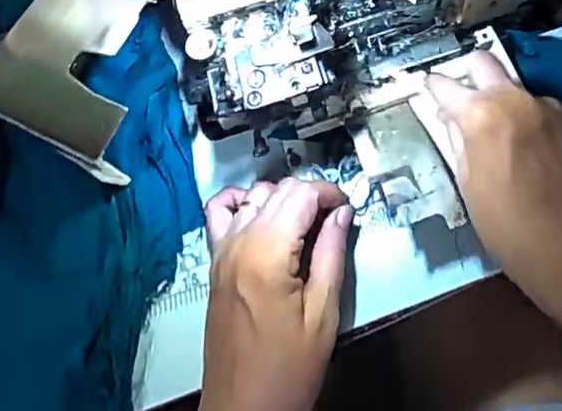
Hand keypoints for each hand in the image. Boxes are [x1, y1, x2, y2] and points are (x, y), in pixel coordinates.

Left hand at [201, 177, 353, 410]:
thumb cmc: (288, 371)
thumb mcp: (322, 316)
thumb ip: (332, 254)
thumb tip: (342, 212)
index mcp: (267, 252)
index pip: (301, 194)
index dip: (329, 193)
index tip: (347, 208)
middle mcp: (240, 240)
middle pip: (279, 190)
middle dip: (311, 195)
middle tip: (334, 218)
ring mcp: (222, 249)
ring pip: (255, 195)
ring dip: (283, 198)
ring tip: (307, 222)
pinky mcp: (213, 261)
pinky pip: (219, 211)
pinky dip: (241, 201)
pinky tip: (261, 213)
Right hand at [425, 50, 561, 317]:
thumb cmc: (512, 230)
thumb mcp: (468, 188)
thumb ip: (457, 143)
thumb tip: (452, 120)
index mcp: (480, 114)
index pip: (444, 85)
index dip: (432, 88)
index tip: (429, 92)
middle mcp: (514, 99)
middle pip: (483, 62)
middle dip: (469, 76)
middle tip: (465, 105)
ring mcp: (548, 107)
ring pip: (514, 88)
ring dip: (503, 103)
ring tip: (504, 141)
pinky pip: (540, 108)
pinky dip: (529, 120)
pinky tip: (533, 154)